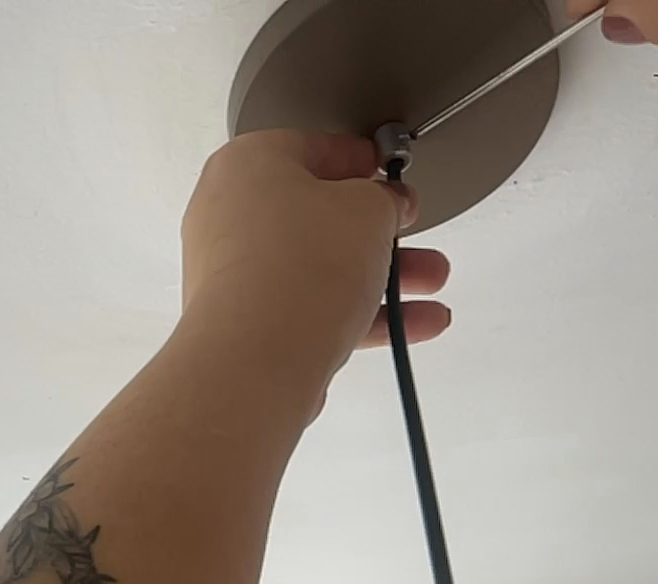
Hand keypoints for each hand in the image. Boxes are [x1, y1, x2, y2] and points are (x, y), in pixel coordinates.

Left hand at [181, 130, 452, 364]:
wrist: (257, 360)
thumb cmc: (297, 271)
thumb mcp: (369, 209)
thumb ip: (384, 199)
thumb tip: (386, 206)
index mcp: (246, 167)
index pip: (312, 150)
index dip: (360, 161)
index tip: (388, 174)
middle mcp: (229, 221)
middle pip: (317, 220)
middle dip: (378, 233)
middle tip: (409, 233)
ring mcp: (234, 279)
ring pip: (319, 272)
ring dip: (380, 279)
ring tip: (428, 285)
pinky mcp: (248, 329)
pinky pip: (311, 314)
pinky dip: (358, 318)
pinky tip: (407, 326)